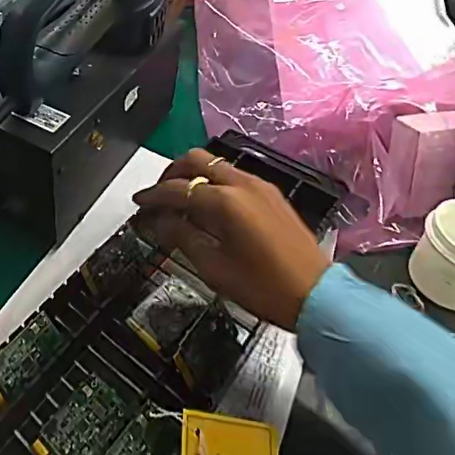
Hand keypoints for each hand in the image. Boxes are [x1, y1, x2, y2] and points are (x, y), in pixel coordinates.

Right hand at [132, 149, 329, 329]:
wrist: (316, 295)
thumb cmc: (264, 287)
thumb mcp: (214, 268)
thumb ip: (182, 237)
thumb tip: (160, 222)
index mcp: (226, 201)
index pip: (177, 189)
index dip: (153, 195)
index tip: (139, 202)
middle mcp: (243, 183)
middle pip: (196, 160)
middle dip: (171, 173)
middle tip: (158, 195)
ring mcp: (260, 185)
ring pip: (215, 163)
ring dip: (192, 175)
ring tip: (179, 200)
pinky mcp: (272, 193)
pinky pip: (233, 175)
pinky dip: (213, 182)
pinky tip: (207, 205)